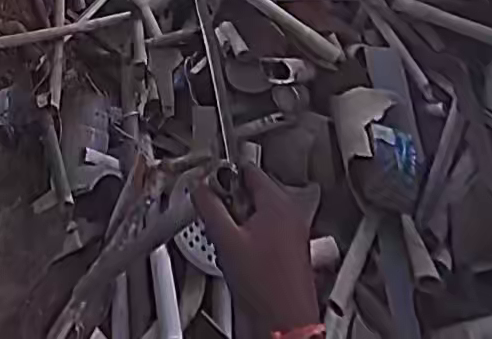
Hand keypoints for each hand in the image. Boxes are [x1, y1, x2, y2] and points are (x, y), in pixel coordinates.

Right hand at [191, 163, 321, 334]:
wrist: (285, 328)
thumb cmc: (265, 289)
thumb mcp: (226, 239)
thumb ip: (209, 206)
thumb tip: (199, 188)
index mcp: (278, 203)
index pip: (246, 169)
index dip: (224, 174)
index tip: (210, 185)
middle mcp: (290, 213)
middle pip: (251, 190)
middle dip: (230, 199)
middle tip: (216, 212)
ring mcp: (292, 233)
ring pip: (256, 211)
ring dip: (238, 218)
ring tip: (226, 235)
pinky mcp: (290, 252)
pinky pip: (264, 229)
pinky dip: (248, 233)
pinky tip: (237, 251)